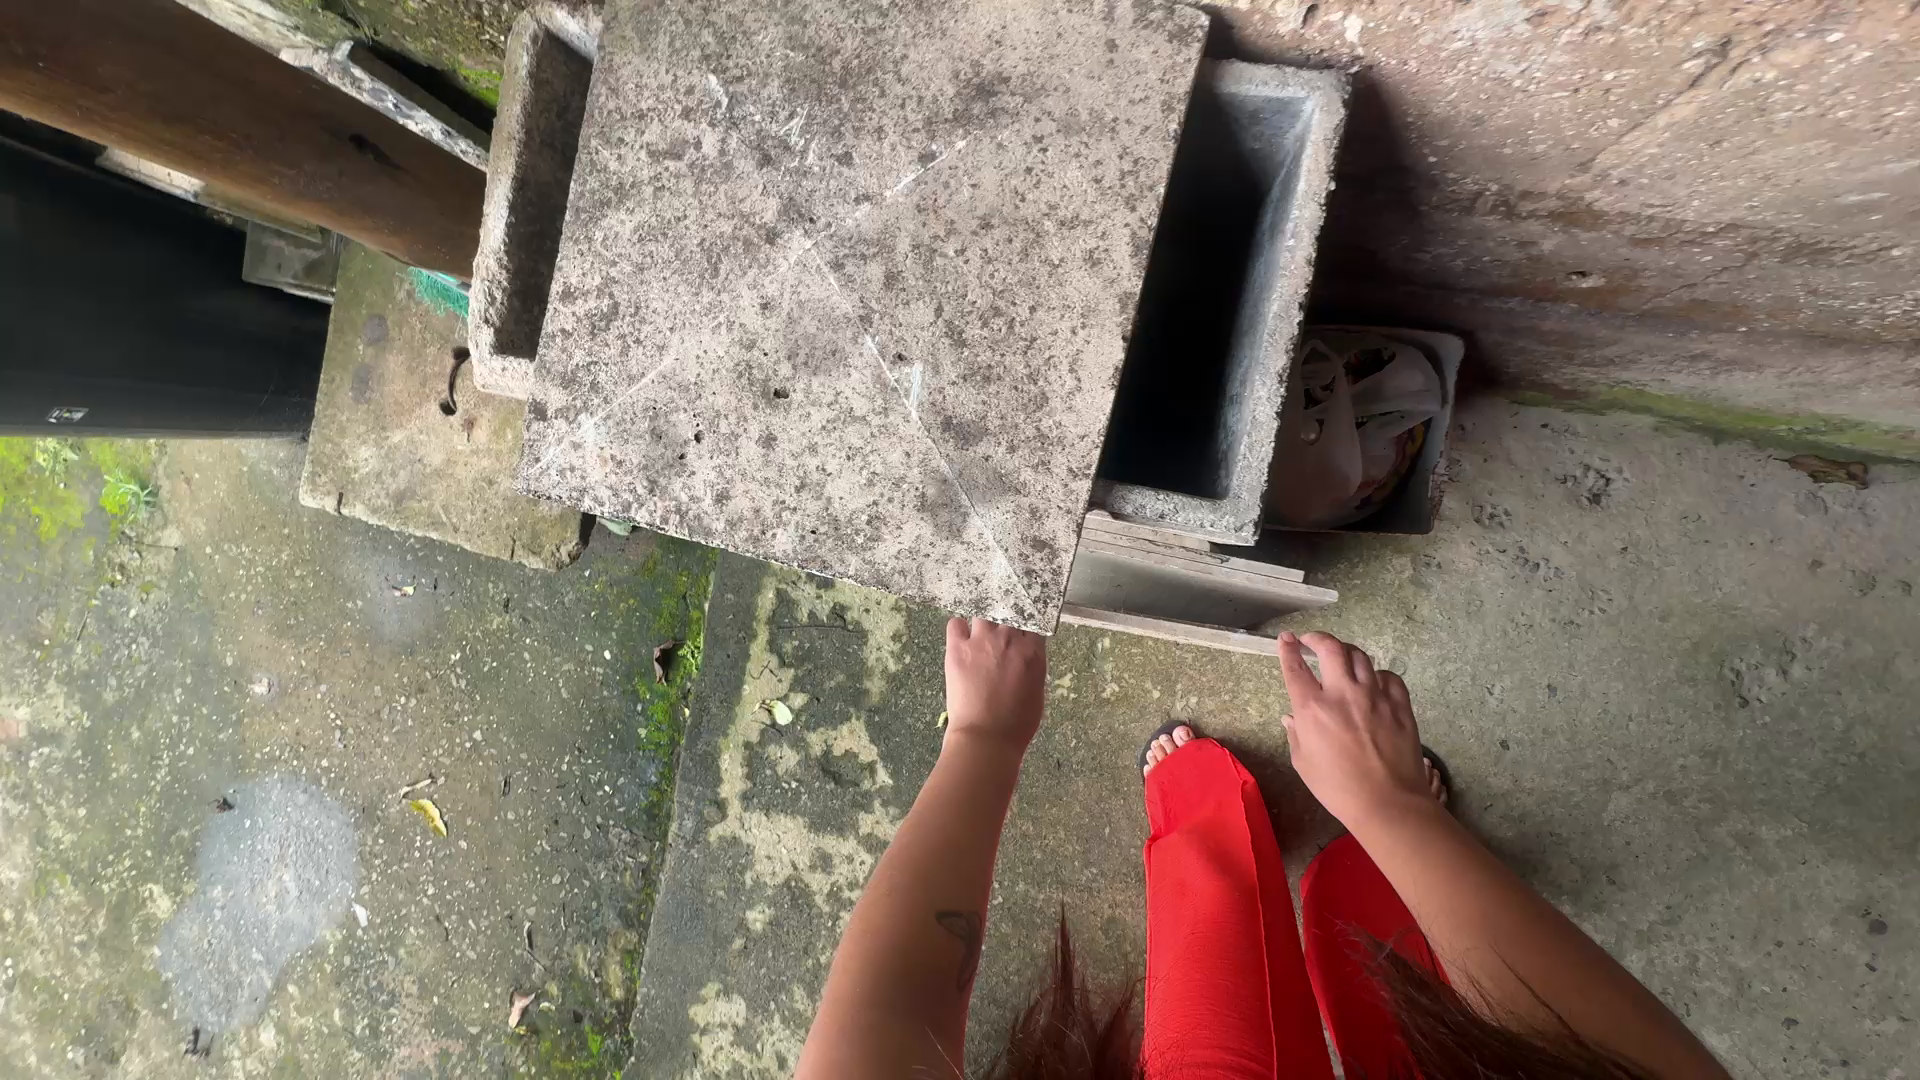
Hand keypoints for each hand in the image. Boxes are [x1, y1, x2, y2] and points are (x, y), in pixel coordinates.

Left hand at [943, 617, 1045, 753]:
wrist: (986, 736)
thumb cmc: (1017, 723)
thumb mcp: (1037, 691)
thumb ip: (1032, 665)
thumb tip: (1025, 656)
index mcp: (1032, 651)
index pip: (1032, 620)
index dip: (1025, 623)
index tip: (1020, 628)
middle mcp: (1008, 639)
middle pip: (1008, 611)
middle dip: (1005, 619)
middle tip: (999, 631)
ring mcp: (981, 640)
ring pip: (983, 612)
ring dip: (983, 621)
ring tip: (979, 633)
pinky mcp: (957, 648)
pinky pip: (955, 623)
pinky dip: (958, 628)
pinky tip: (960, 638)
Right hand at [1278, 630, 1433, 829]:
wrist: (1388, 804)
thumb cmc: (1337, 788)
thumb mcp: (1303, 762)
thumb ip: (1295, 734)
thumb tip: (1291, 717)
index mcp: (1312, 709)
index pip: (1295, 667)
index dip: (1287, 648)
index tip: (1285, 639)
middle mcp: (1342, 695)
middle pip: (1331, 648)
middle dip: (1317, 638)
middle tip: (1310, 640)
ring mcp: (1374, 698)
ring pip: (1361, 657)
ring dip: (1346, 652)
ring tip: (1341, 657)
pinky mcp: (1400, 707)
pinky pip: (1390, 678)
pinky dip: (1378, 675)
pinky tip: (1374, 682)